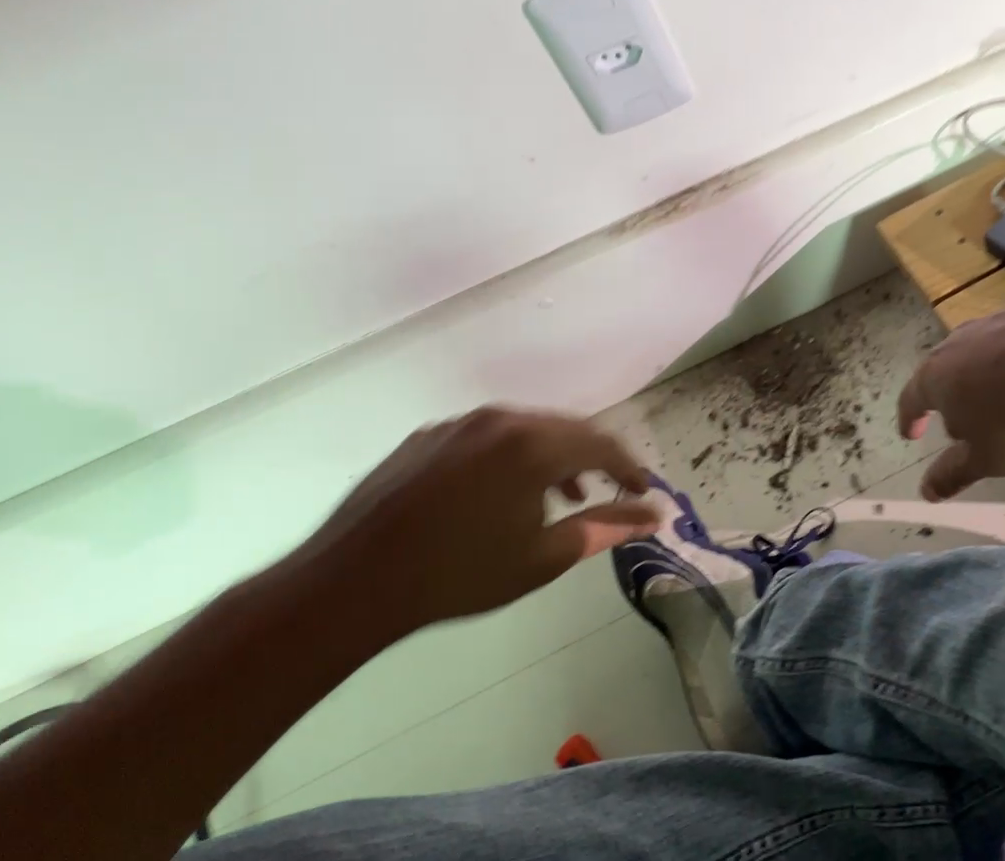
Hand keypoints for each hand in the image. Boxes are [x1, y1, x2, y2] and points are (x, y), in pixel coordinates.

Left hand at [289, 406, 658, 637]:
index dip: (629, 469)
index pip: (602, 445)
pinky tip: (502, 494)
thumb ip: (605, 528)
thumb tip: (653, 516)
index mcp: (533, 444)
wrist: (350, 583)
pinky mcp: (426, 438)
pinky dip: (512, 457)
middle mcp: (499, 420)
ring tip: (561, 497)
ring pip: (526, 430)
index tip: (643, 493)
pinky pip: (487, 437)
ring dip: (553, 457)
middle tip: (608, 492)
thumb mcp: (544, 557)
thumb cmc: (459, 575)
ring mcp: (458, 425)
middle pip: (566, 430)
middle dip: (594, 460)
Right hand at [898, 302, 1004, 499]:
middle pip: (943, 368)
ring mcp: (998, 321)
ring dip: (984, 374)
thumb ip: (953, 473)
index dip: (910, 418)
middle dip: (947, 393)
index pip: (912, 398)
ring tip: (998, 396)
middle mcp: (960, 341)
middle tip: (956, 415)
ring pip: (980, 351)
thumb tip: (926, 491)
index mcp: (937, 376)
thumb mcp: (986, 459)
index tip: (911, 433)